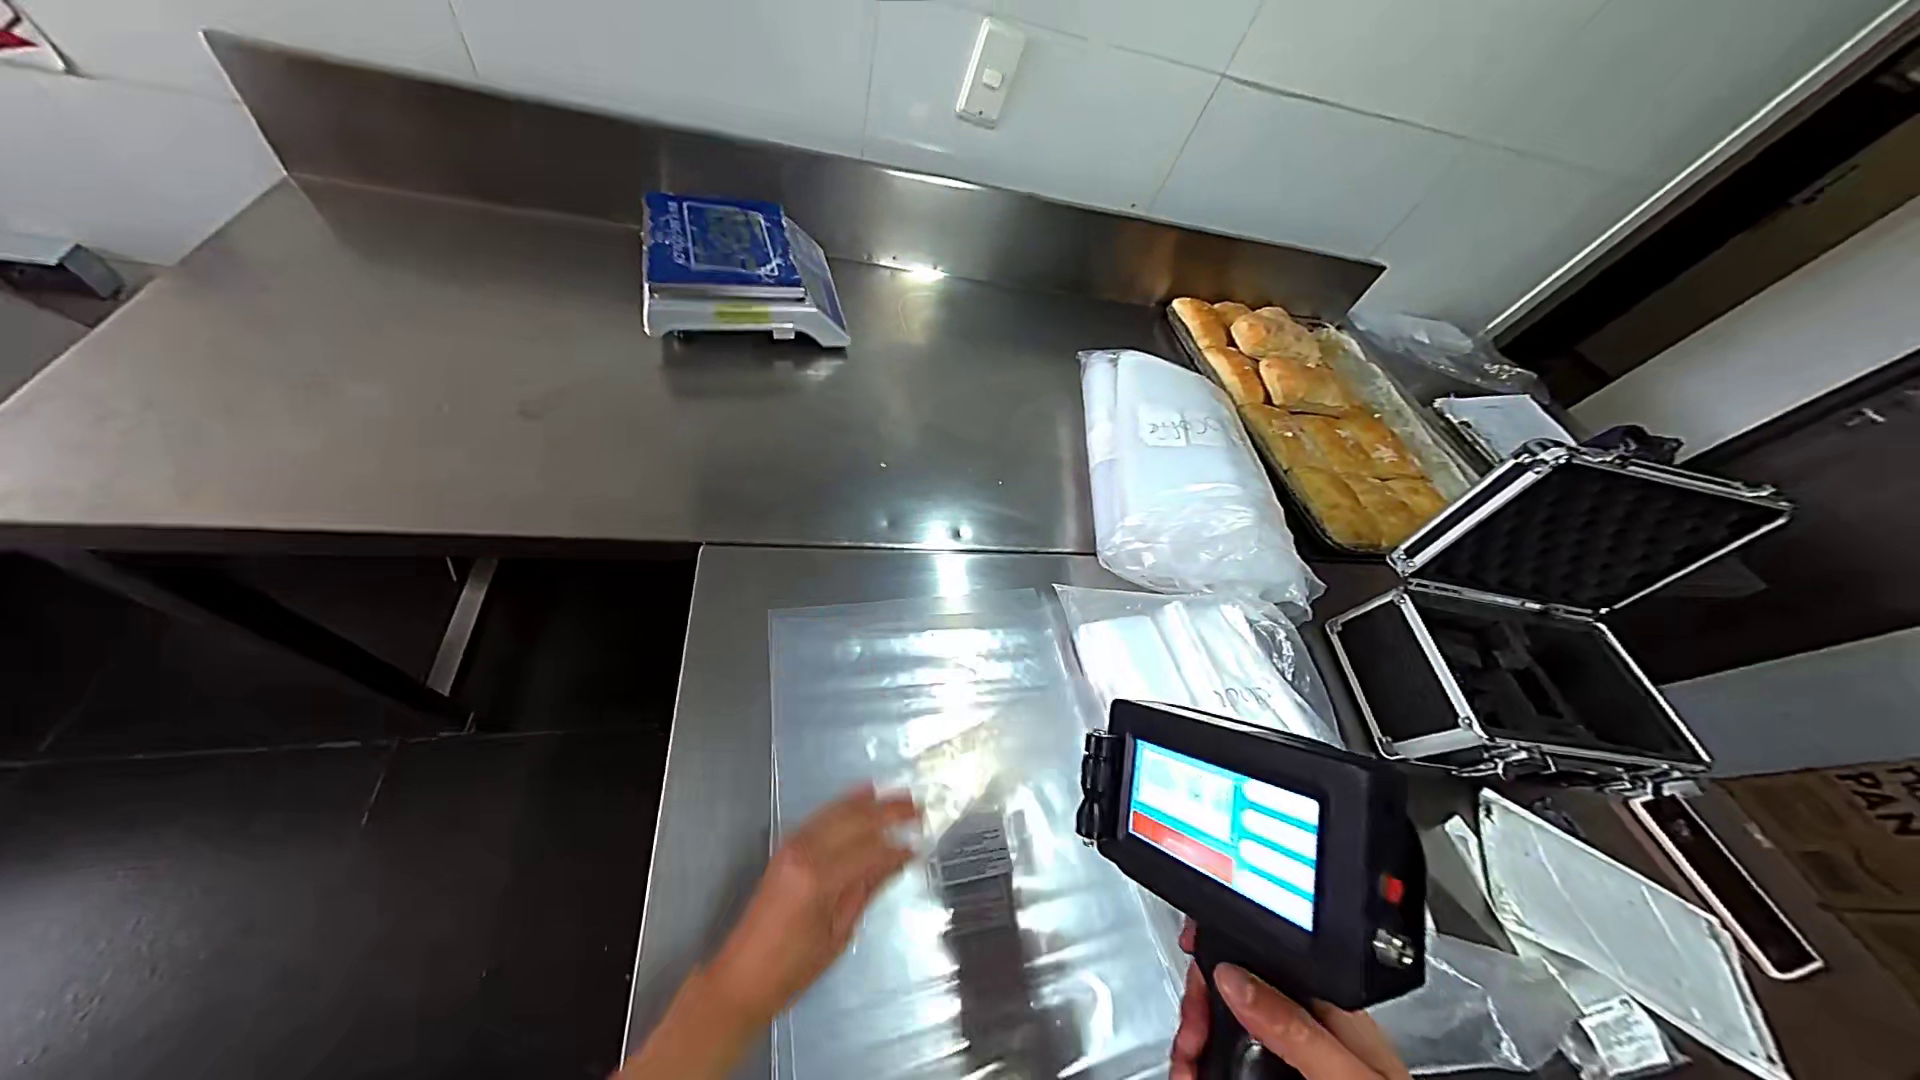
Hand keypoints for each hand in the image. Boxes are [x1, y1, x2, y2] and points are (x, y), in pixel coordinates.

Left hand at [706, 784, 919, 1024]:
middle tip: (917, 808)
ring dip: (871, 802)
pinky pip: (823, 815)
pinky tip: (863, 796)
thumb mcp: (839, 934)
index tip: (919, 845)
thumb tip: (896, 861)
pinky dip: (846, 803)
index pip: (870, 851)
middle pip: (855, 820)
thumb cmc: (793, 968)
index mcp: (820, 879)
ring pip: (839, 810)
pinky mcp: (786, 845)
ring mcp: (793, 844)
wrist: (741, 976)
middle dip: (889, 811)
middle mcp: (806, 852)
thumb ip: (866, 889)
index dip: (897, 847)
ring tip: (899, 796)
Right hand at [1170, 920, 1409, 1079]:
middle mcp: (1303, 1027)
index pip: (1256, 958)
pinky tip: (1194, 1074)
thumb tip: (1233, 973)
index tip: (1191, 984)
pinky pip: (1225, 1062)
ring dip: (1193, 1042)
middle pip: (1228, 994)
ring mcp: (1289, 1058)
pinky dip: (1201, 1064)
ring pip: (1221, 1029)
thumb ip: (1294, 1026)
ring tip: (1186, 1068)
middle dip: (1197, 1013)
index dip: (1215, 962)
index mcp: (1324, 1008)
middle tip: (1188, 1045)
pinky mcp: (1274, 1078)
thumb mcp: (1348, 1079)